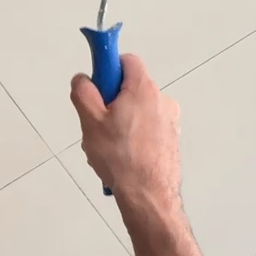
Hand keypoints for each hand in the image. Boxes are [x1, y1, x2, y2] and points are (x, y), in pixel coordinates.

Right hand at [70, 53, 181, 210]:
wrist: (149, 194)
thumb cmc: (118, 155)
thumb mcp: (90, 120)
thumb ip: (83, 92)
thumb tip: (83, 78)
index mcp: (143, 89)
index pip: (127, 60)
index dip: (107, 67)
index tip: (95, 85)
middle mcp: (162, 99)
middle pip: (131, 87)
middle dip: (111, 99)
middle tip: (96, 123)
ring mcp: (171, 121)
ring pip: (138, 109)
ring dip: (121, 120)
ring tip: (108, 146)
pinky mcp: (172, 139)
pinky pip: (147, 127)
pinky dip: (133, 135)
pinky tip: (122, 156)